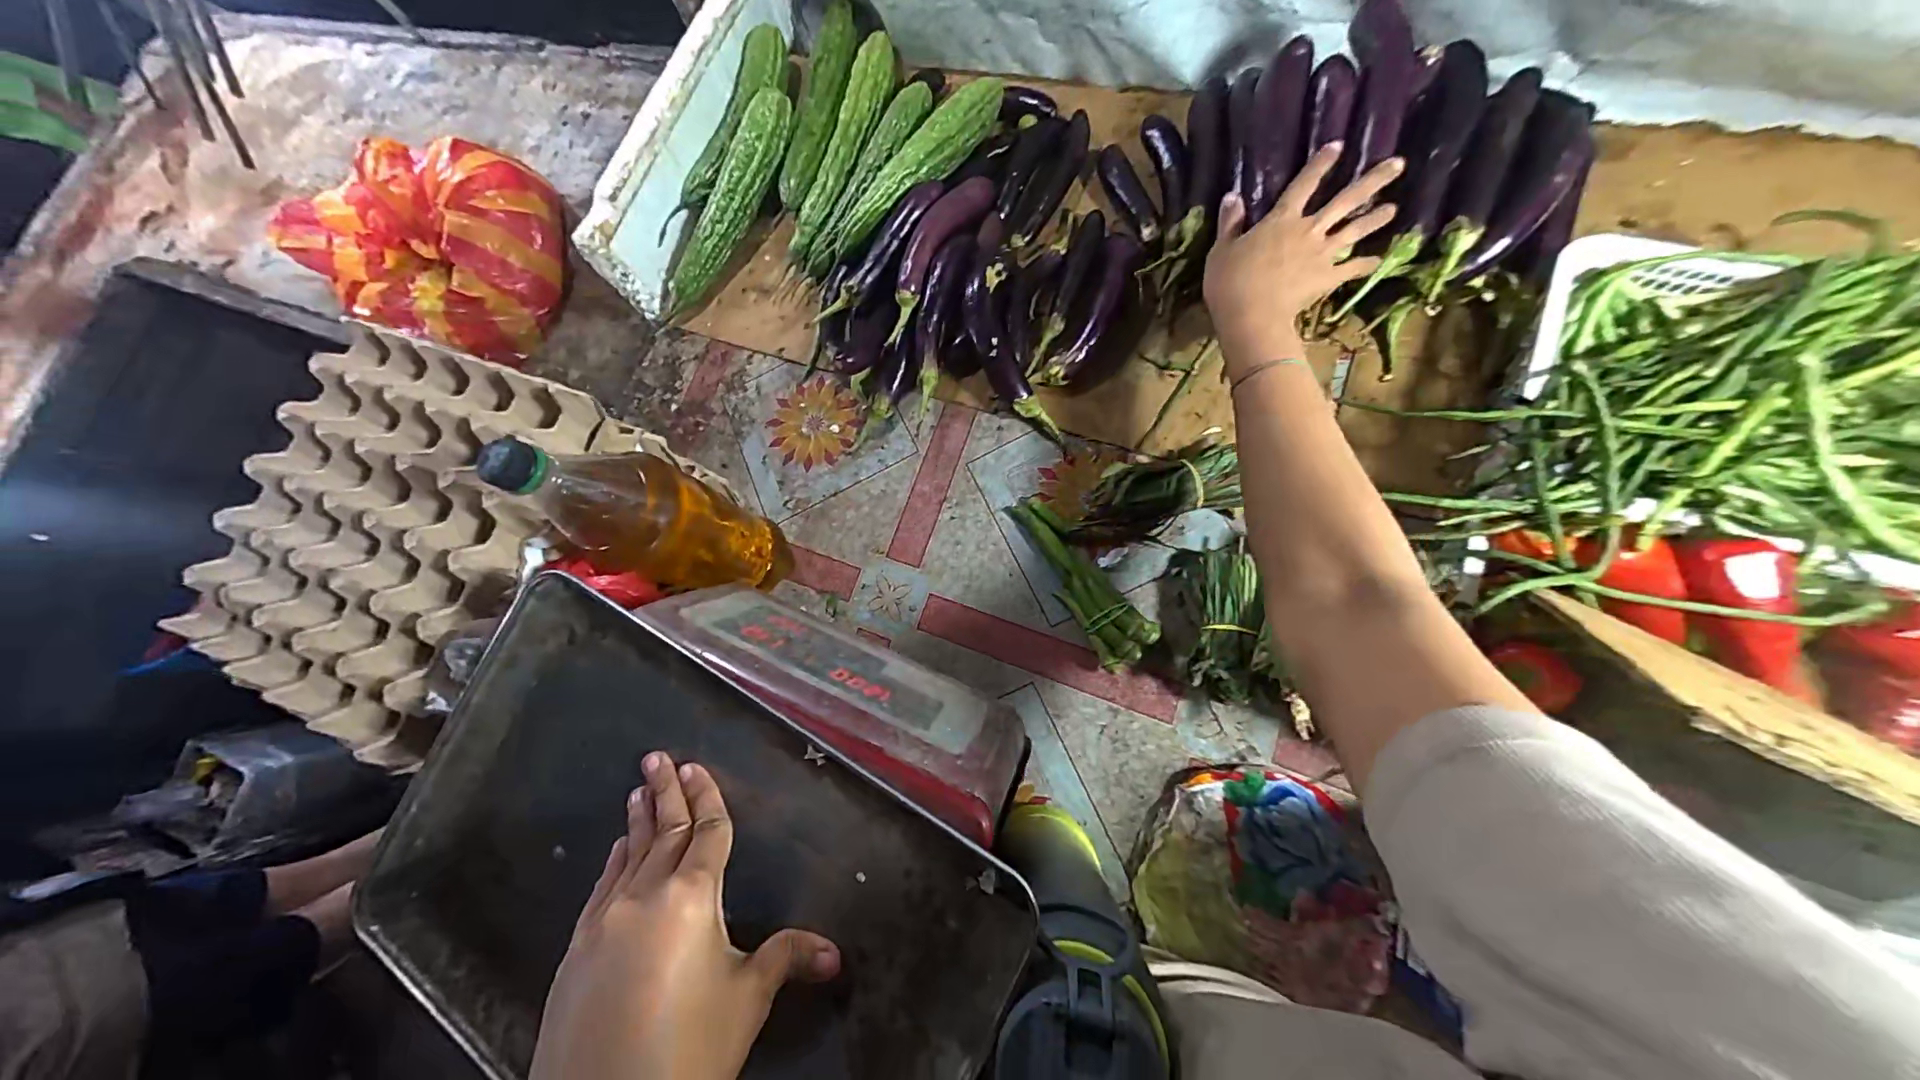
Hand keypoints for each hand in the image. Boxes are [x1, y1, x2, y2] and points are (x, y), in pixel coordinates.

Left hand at [529, 752, 839, 1079]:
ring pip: (628, 856)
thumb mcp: (746, 999)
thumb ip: (785, 959)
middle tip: (659, 757)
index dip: (707, 799)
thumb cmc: (687, 1046)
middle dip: (665, 793)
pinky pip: (601, 888)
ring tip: (637, 791)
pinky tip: (614, 851)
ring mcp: (605, 921)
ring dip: (636, 821)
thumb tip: (835, 953)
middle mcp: (646, 895)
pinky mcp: (577, 950)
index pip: (707, 834)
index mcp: (692, 896)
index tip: (696, 768)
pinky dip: (613, 862)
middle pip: (663, 832)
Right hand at [1204, 143, 1402, 380]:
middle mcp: (1308, 231)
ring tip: (1393, 209)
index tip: (1338, 146)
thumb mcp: (1221, 251)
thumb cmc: (1230, 283)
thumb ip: (1230, 224)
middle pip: (1345, 201)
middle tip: (1397, 164)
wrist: (1251, 316)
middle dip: (1372, 181)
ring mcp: (1321, 254)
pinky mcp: (1327, 278)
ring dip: (1375, 219)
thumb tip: (1232, 196)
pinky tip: (1376, 261)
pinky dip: (1364, 265)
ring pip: (1354, 231)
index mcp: (1281, 220)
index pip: (1303, 184)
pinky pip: (1351, 269)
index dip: (1320, 164)